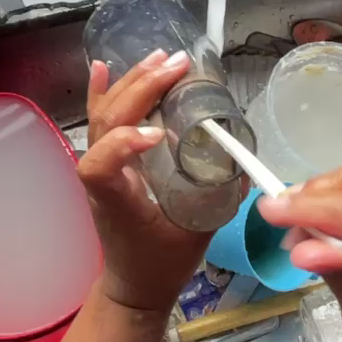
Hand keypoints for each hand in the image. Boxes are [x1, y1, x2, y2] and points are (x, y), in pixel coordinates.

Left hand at [78, 50, 213, 312]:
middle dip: (140, 89)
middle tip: (175, 66)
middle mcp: (100, 179)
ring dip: (130, 83)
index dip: (123, 143)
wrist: (133, 282)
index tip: (159, 135)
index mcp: (118, 200)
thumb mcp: (196, 234)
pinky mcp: (103, 162)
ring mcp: (98, 168)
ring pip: (103, 117)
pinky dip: (101, 93)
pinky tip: (103, 66)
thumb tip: (243, 160)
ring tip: (160, 58)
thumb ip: (218, 197)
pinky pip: (98, 122)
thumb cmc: (162, 263)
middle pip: (106, 124)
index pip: (100, 166)